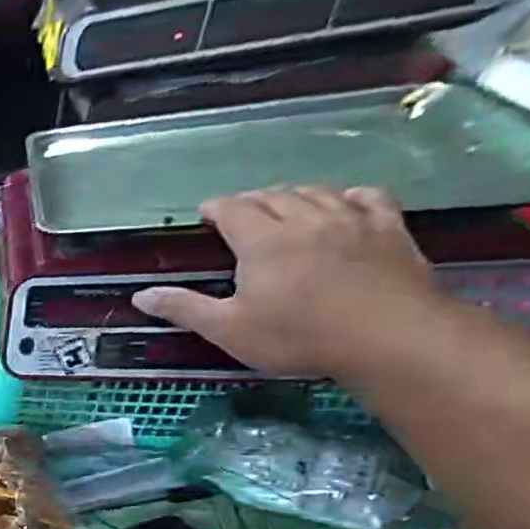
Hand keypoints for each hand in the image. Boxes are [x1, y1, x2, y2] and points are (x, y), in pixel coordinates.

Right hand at [131, 186, 444, 376]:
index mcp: (263, 241)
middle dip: (251, 199)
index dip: (216, 208)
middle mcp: (306, 219)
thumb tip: (140, 295)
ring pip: (316, 192)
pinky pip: (365, 197)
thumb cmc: (297, 336)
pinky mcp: (388, 229)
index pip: (234, 210)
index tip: (205, 212)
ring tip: (281, 204)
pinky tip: (342, 203)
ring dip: (292, 194)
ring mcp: (352, 220)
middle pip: (274, 196)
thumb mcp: (228, 329)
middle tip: (238, 211)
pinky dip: (345, 195)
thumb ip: (184, 308)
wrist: (387, 335)